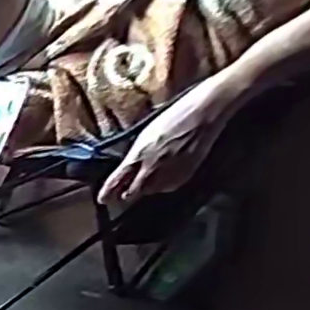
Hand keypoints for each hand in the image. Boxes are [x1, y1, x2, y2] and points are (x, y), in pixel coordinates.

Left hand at [97, 86, 229, 206]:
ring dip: (146, 189)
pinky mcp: (187, 172)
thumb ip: (133, 157)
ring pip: (150, 191)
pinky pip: (169, 187)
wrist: (207, 110)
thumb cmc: (173, 117)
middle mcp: (151, 167)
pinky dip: (164, 185)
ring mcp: (170, 171)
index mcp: (137, 155)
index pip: (116, 182)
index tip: (102, 200)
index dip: (107, 193)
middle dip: (125, 195)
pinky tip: (166, 175)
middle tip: (123, 194)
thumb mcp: (144, 136)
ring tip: (147, 180)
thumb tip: (124, 173)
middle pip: (131, 193)